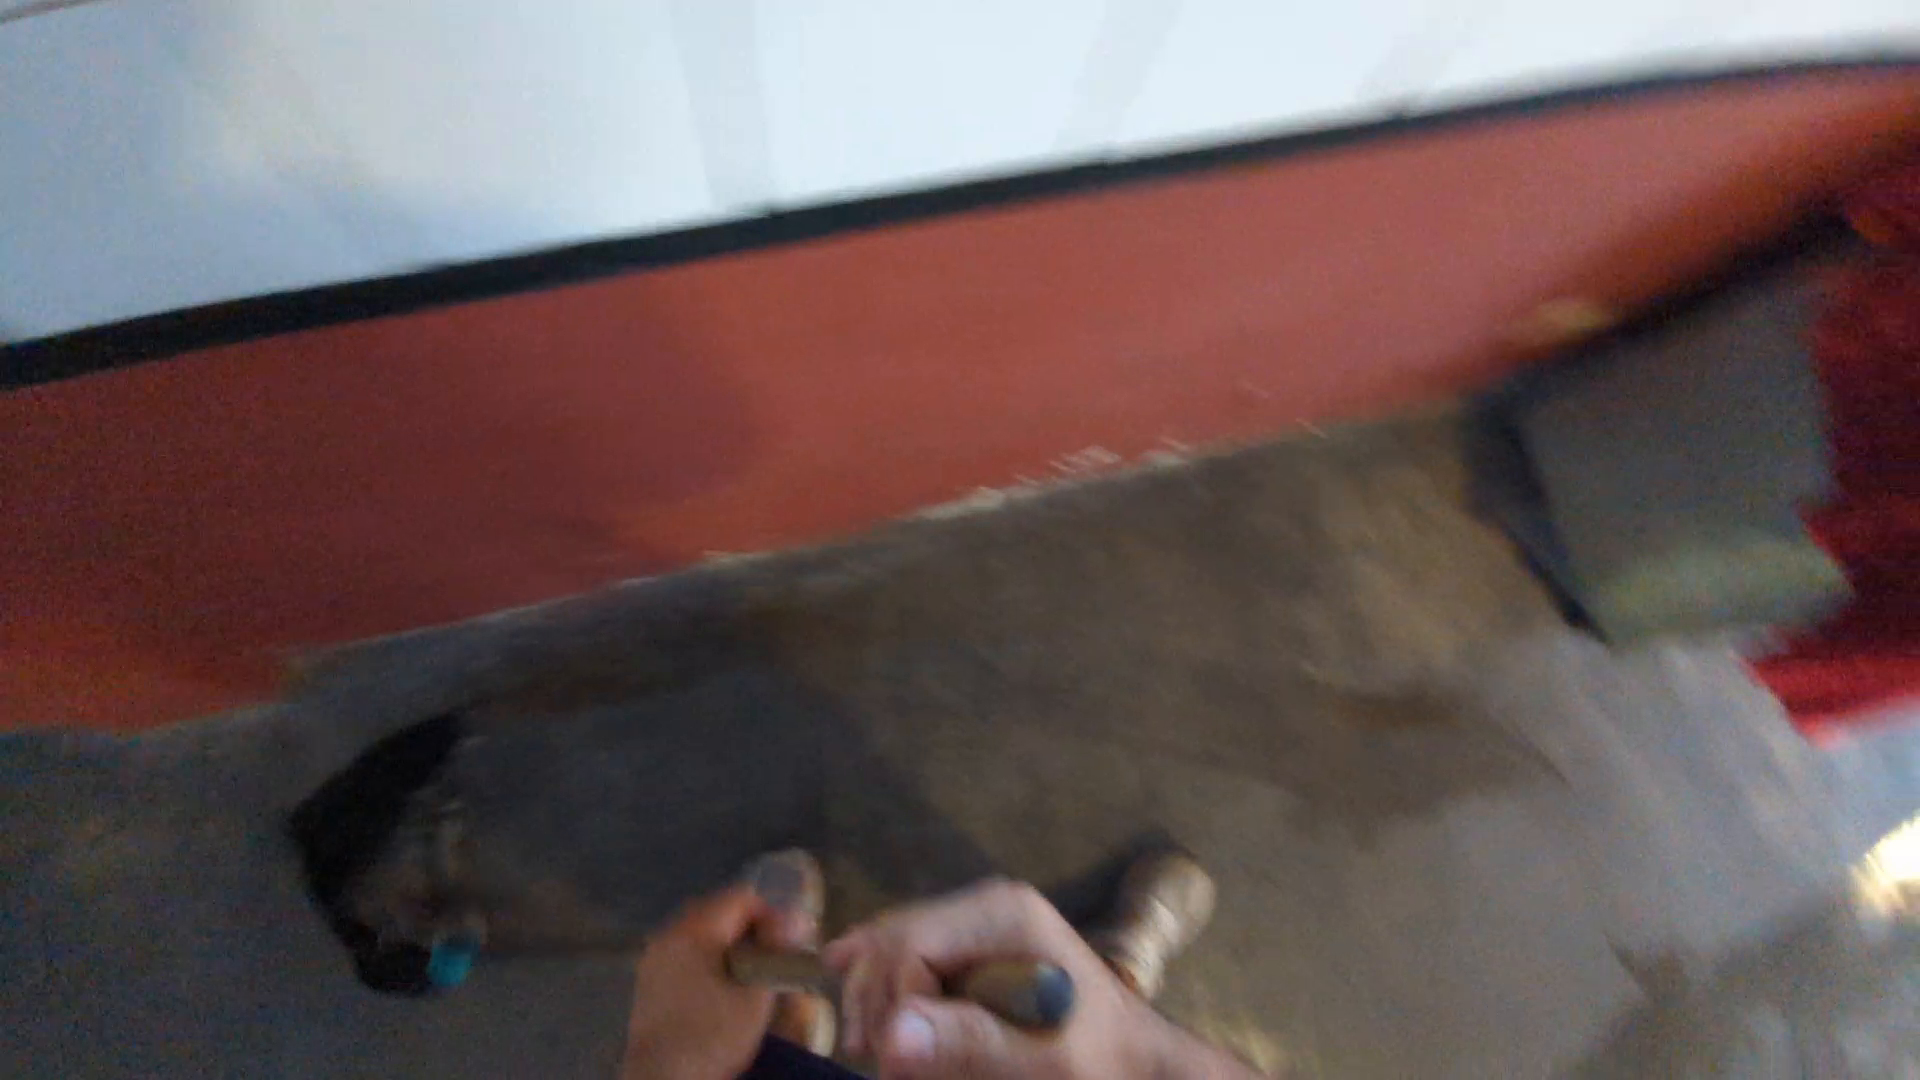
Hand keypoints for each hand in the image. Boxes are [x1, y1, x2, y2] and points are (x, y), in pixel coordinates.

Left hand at [621, 885, 810, 1079]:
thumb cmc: (711, 1040)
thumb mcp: (756, 997)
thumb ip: (776, 951)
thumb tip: (799, 916)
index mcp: (693, 931)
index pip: (741, 897)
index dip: (771, 914)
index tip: (786, 942)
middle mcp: (668, 935)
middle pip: (720, 910)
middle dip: (750, 926)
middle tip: (772, 954)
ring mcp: (653, 958)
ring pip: (703, 930)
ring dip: (729, 941)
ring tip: (751, 969)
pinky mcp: (648, 982)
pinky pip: (686, 950)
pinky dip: (709, 957)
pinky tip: (723, 983)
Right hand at [824, 879, 1255, 1079]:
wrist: (1134, 1060)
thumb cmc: (1098, 1059)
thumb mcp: (1043, 1060)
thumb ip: (971, 1042)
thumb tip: (890, 1036)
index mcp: (1002, 912)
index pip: (911, 942)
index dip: (889, 1002)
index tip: (889, 1062)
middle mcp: (982, 903)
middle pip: (894, 937)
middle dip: (872, 999)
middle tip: (869, 1061)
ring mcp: (975, 921)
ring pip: (893, 944)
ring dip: (875, 997)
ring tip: (873, 1051)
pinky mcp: (969, 945)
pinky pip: (909, 955)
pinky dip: (886, 985)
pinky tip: (867, 1006)